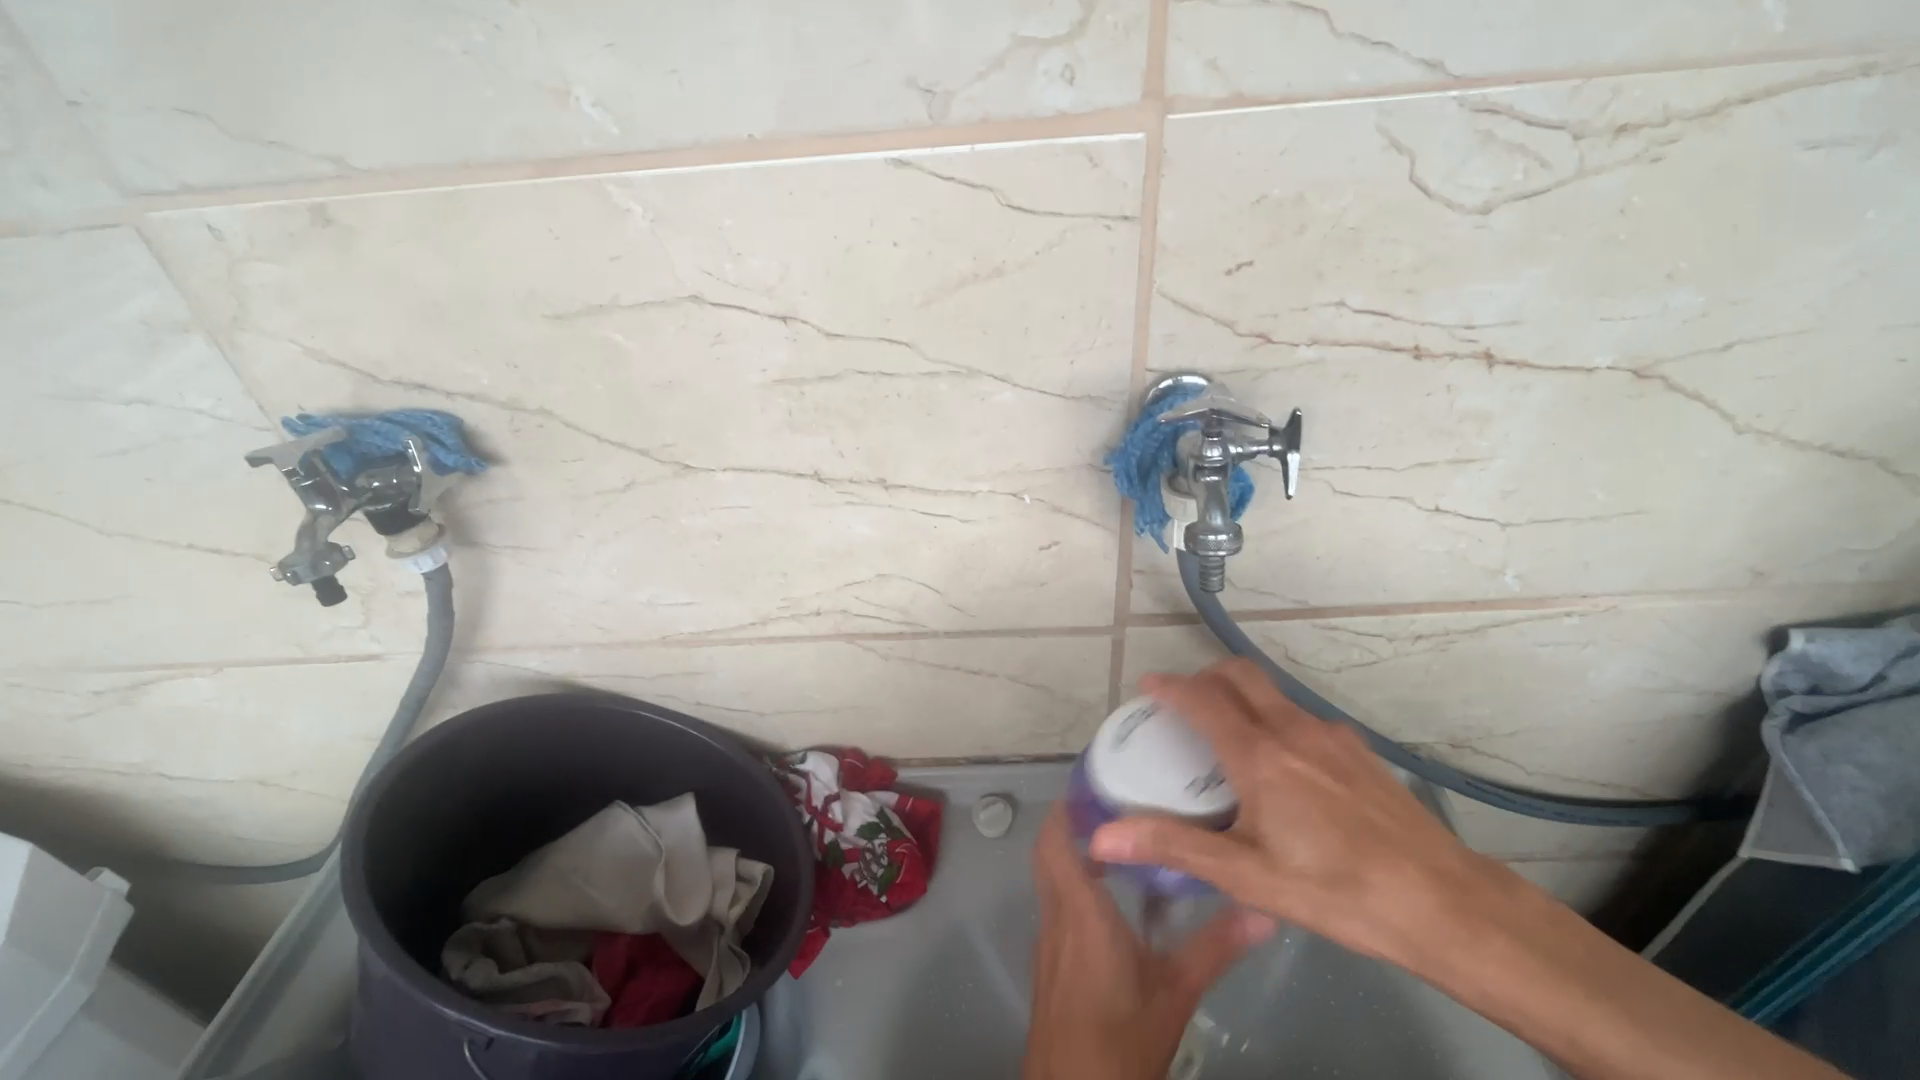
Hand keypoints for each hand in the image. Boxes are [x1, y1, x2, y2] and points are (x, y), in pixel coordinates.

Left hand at [1025, 807, 1273, 1079]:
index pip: (1056, 843)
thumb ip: (1216, 947)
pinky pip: (1059, 910)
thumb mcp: (1176, 992)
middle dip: (1073, 825)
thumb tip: (1264, 910)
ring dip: (1077, 858)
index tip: (1093, 781)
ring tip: (1124, 843)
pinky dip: (1078, 890)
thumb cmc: (1120, 1039)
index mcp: (1080, 913)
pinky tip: (1117, 903)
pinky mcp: (1052, 966)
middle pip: (1050, 856)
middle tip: (1115, 803)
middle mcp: (1056, 919)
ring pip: (1053, 883)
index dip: (1066, 808)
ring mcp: (1048, 944)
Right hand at [1089, 658, 1495, 967]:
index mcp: (1260, 755)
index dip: (1169, 687)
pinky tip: (1282, 769)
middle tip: (1183, 704)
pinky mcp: (1360, 753)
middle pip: (1241, 675)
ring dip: (1241, 698)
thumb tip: (1103, 835)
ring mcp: (1333, 737)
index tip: (1147, 688)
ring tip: (1226, 739)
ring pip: (1274, 695)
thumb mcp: (1246, 876)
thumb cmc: (1335, 890)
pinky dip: (1274, 721)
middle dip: (1205, 676)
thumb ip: (1173, 846)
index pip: (1202, 699)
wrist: (1442, 902)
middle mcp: (1294, 731)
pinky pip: (1302, 718)